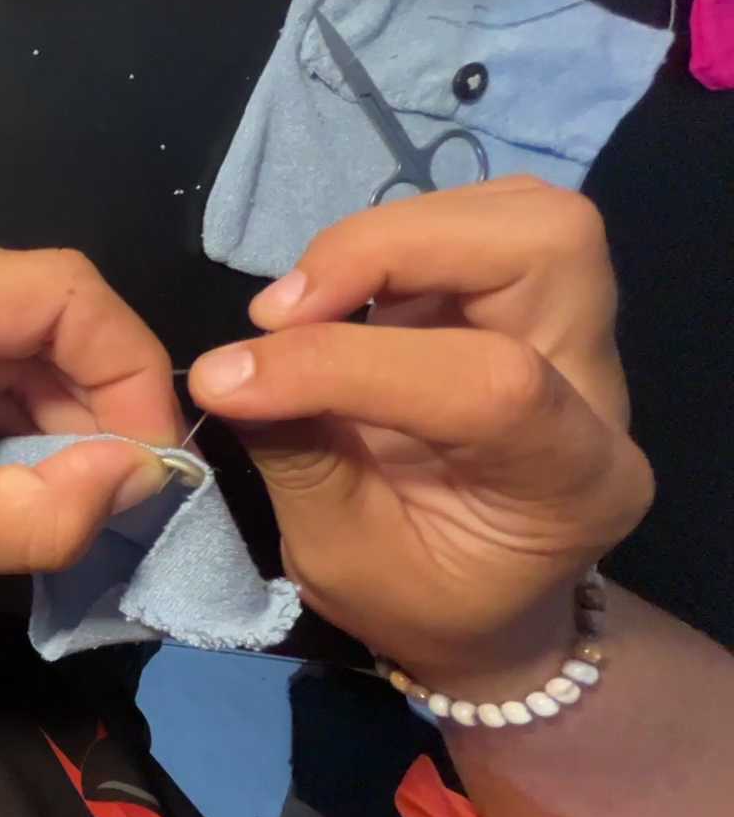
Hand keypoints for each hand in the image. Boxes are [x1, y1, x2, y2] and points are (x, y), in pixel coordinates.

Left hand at [0, 236, 180, 594]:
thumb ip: (37, 516)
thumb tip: (139, 478)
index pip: (57, 290)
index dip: (126, 367)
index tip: (150, 454)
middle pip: (34, 308)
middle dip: (87, 397)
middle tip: (111, 484)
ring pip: (5, 334)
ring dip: (48, 409)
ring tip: (64, 486)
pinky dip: (3, 409)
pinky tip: (14, 465)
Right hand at [186, 178, 653, 692]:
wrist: (476, 602)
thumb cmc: (410, 594)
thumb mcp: (334, 553)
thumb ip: (292, 455)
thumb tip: (225, 372)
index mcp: (568, 482)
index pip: (482, 385)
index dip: (337, 365)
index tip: (223, 382)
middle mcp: (593, 388)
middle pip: (543, 242)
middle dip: (386, 250)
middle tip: (279, 314)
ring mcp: (563, 336)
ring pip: (517, 214)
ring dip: (383, 237)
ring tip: (297, 307)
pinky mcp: (510, 311)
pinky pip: (474, 224)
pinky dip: (385, 239)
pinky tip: (328, 298)